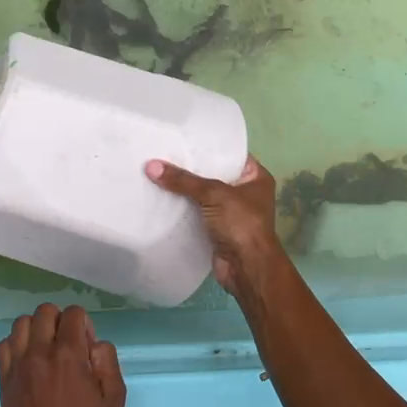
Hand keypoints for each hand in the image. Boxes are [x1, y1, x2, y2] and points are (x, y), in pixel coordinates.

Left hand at [0, 303, 124, 406]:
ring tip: (47, 351)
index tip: (88, 348)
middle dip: (61, 321)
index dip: (85, 324)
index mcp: (68, 356)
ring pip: (20, 324)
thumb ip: (108, 361)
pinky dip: (17, 345)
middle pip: (44, 312)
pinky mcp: (3, 384)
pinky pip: (4, 347)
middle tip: (70, 346)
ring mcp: (17, 369)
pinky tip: (30, 363)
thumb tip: (94, 343)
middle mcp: (38, 355)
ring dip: (37, 329)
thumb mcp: (115, 400)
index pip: (73, 314)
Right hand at [145, 156, 284, 293]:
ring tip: (158, 172)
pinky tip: (162, 197)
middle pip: (214, 174)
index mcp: (256, 177)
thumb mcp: (214, 194)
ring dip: (185, 190)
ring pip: (204, 195)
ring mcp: (232, 213)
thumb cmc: (241, 223)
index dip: (209, 147)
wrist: (247, 268)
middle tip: (165, 153)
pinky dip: (183, 209)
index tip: (185, 138)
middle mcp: (245, 192)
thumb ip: (183, 180)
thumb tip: (151, 166)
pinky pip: (197, 213)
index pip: (231, 154)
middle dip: (192, 168)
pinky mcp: (218, 230)